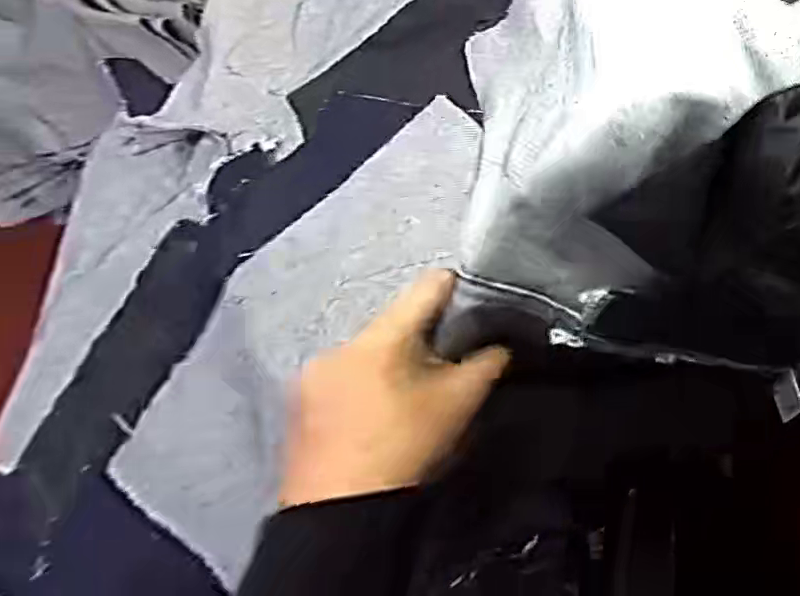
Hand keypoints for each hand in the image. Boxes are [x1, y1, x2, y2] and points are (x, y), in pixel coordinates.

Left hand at [277, 269, 509, 507]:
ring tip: (419, 380)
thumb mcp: (466, 394)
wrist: (339, 515)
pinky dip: (375, 374)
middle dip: (430, 330)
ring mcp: (311, 376)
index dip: (464, 288)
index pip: (431, 284)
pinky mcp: (299, 401)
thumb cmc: (407, 443)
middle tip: (452, 354)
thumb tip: (500, 341)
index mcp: (379, 338)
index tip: (480, 307)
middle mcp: (338, 347)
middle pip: (400, 316)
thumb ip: (492, 355)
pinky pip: (350, 368)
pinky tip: (388, 400)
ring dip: (400, 353)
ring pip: (375, 343)